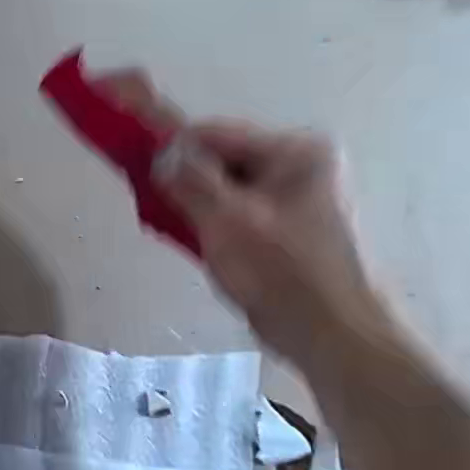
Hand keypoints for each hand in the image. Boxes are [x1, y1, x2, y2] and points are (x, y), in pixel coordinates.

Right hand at [92, 71, 374, 361]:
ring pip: (230, 193)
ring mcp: (299, 201)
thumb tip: (161, 152)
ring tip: (174, 232)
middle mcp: (302, 167)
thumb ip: (192, 182)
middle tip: (154, 208)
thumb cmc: (283, 273)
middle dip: (186, 183)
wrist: (335, 335)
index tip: (134, 161)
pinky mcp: (290, 233)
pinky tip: (198, 245)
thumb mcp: (228, 222)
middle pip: (225, 162)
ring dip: (198, 208)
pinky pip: (241, 217)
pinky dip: (215, 226)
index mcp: (297, 152)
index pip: (219, 133)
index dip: (173, 146)